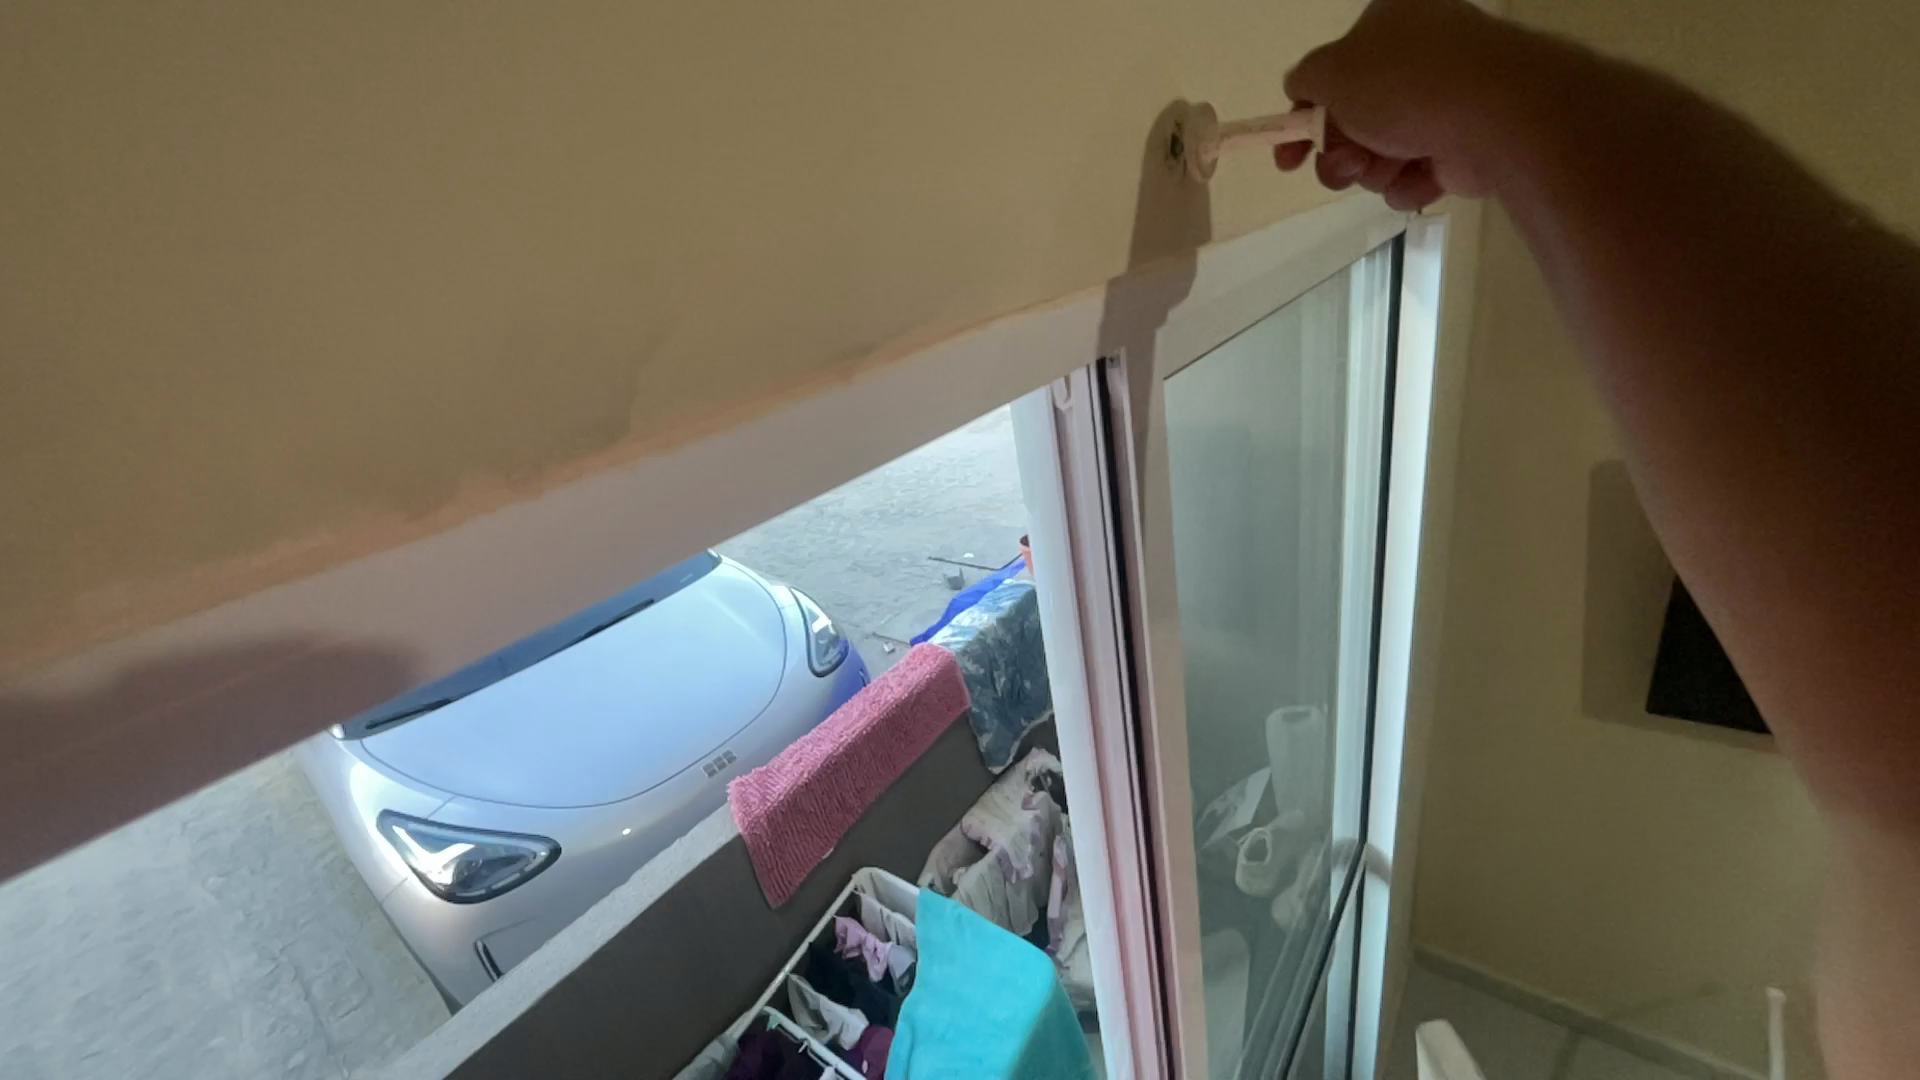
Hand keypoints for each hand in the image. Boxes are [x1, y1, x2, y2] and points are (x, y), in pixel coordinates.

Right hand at [1274, 0, 1539, 209]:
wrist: (1492, 113)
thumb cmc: (1404, 83)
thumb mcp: (1331, 71)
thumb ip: (1303, 80)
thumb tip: (1302, 89)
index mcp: (1390, 23)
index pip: (1330, 75)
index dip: (1301, 120)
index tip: (1290, 159)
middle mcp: (1416, 56)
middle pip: (1349, 123)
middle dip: (1338, 154)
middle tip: (1346, 163)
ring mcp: (1440, 99)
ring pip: (1376, 154)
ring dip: (1370, 170)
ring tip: (1389, 164)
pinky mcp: (1458, 141)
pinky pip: (1410, 173)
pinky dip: (1406, 182)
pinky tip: (1421, 171)